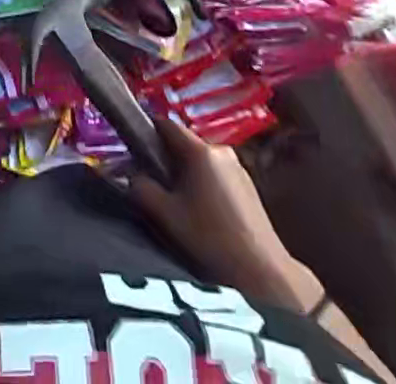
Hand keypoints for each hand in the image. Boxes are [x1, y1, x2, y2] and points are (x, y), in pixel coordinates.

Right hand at [131, 119, 319, 310]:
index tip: (135, 149)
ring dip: (186, 173)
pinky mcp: (249, 187)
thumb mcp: (164, 213)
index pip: (165, 124)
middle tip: (154, 183)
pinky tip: (202, 213)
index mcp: (199, 151)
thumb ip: (140, 187)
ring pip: (200, 161)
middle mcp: (221, 151)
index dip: (147, 131)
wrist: (263, 272)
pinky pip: (216, 174)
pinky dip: (203, 185)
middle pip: (183, 144)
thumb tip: (132, 176)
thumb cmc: (210, 237)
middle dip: (166, 158)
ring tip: (179, 203)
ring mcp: (239, 168)